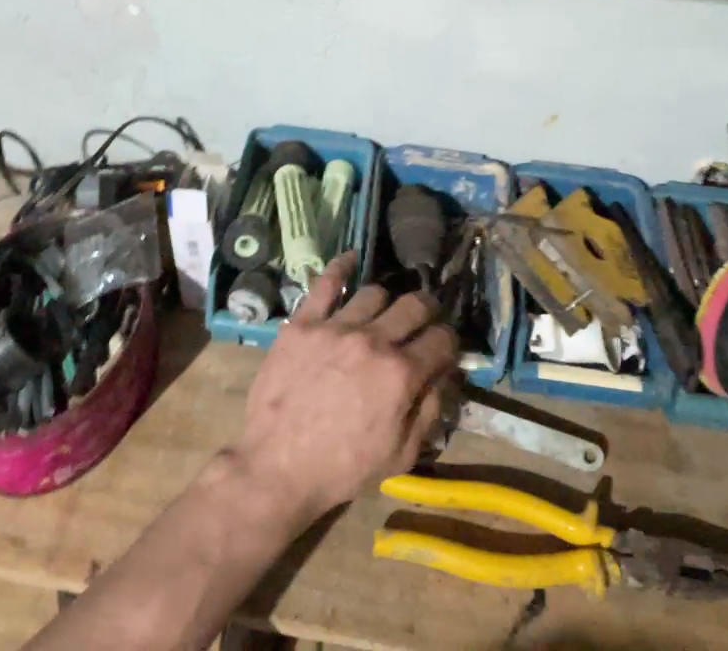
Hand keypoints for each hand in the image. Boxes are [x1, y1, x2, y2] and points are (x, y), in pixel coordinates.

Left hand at [222, 251, 457, 525]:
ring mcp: (334, 328)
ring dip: (386, 302)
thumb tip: (444, 376)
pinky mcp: (301, 325)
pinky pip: (324, 284)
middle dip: (427, 310)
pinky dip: (341, 268)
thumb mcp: (402, 453)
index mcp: (402, 374)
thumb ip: (430, 410)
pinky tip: (350, 261)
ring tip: (381, 313)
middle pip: (414, 304)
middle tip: (421, 320)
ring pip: (374, 293)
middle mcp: (373, 341)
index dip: (448, 342)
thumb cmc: (344, 468)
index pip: (442, 339)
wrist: (279, 467)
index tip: (442, 348)